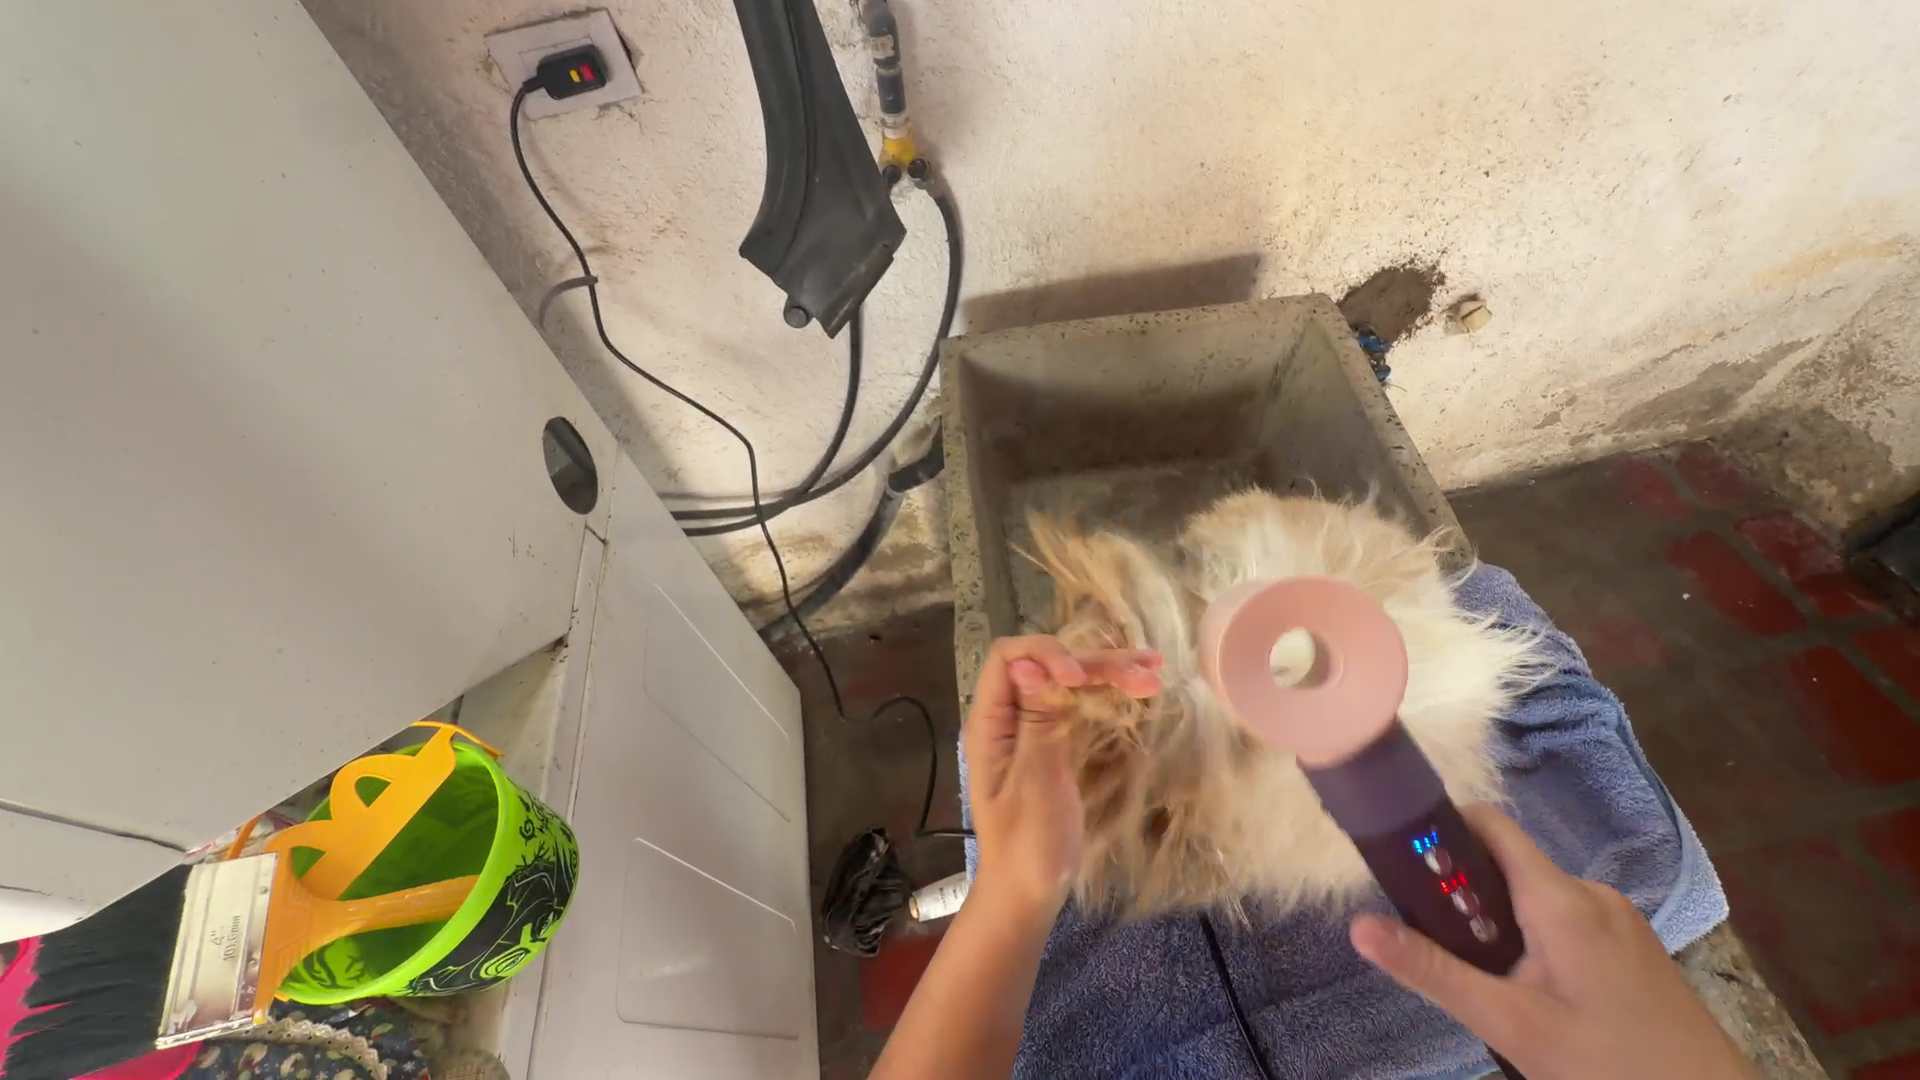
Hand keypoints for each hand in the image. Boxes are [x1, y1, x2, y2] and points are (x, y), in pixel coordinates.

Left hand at [964, 636, 1159, 917]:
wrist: (1028, 894)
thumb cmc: (1026, 847)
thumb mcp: (1035, 785)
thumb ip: (1038, 722)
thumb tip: (1031, 664)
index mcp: (989, 723)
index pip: (1008, 659)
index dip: (1044, 655)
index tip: (1078, 678)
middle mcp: (1009, 716)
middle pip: (1047, 666)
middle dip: (1091, 663)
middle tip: (1144, 673)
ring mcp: (1033, 727)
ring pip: (1069, 683)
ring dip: (1109, 672)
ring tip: (1153, 669)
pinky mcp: (1056, 741)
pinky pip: (1080, 705)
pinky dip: (1109, 692)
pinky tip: (1142, 682)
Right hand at [1349, 805, 1752, 1079]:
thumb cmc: (1615, 1069)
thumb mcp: (1512, 1026)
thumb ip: (1433, 971)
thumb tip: (1358, 927)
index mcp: (1560, 898)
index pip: (1488, 823)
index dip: (1440, 827)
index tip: (1403, 861)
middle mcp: (1590, 893)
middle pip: (1504, 862)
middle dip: (1463, 892)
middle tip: (1439, 941)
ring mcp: (1618, 920)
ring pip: (1531, 896)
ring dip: (1496, 921)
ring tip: (1487, 979)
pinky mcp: (1633, 947)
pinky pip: (1561, 919)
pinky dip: (1530, 938)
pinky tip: (1532, 993)